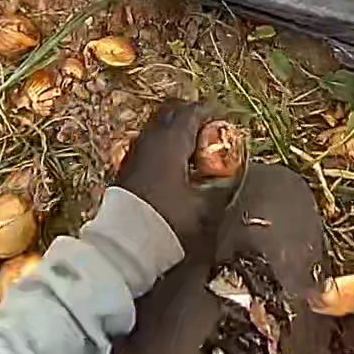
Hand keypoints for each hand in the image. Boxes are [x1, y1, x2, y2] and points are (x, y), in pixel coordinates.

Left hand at [114, 100, 230, 246]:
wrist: (123, 241)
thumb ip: (220, 187)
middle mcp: (151, 137)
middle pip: (172, 112)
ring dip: (176, 131)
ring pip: (159, 126)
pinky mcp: (127, 165)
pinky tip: (174, 166)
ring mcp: (136, 150)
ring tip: (194, 150)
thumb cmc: (166, 219)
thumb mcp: (202, 206)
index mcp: (171, 139)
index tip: (224, 123)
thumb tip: (230, 177)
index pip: (193, 111)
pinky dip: (164, 145)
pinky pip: (150, 142)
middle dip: (191, 116)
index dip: (211, 114)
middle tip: (209, 131)